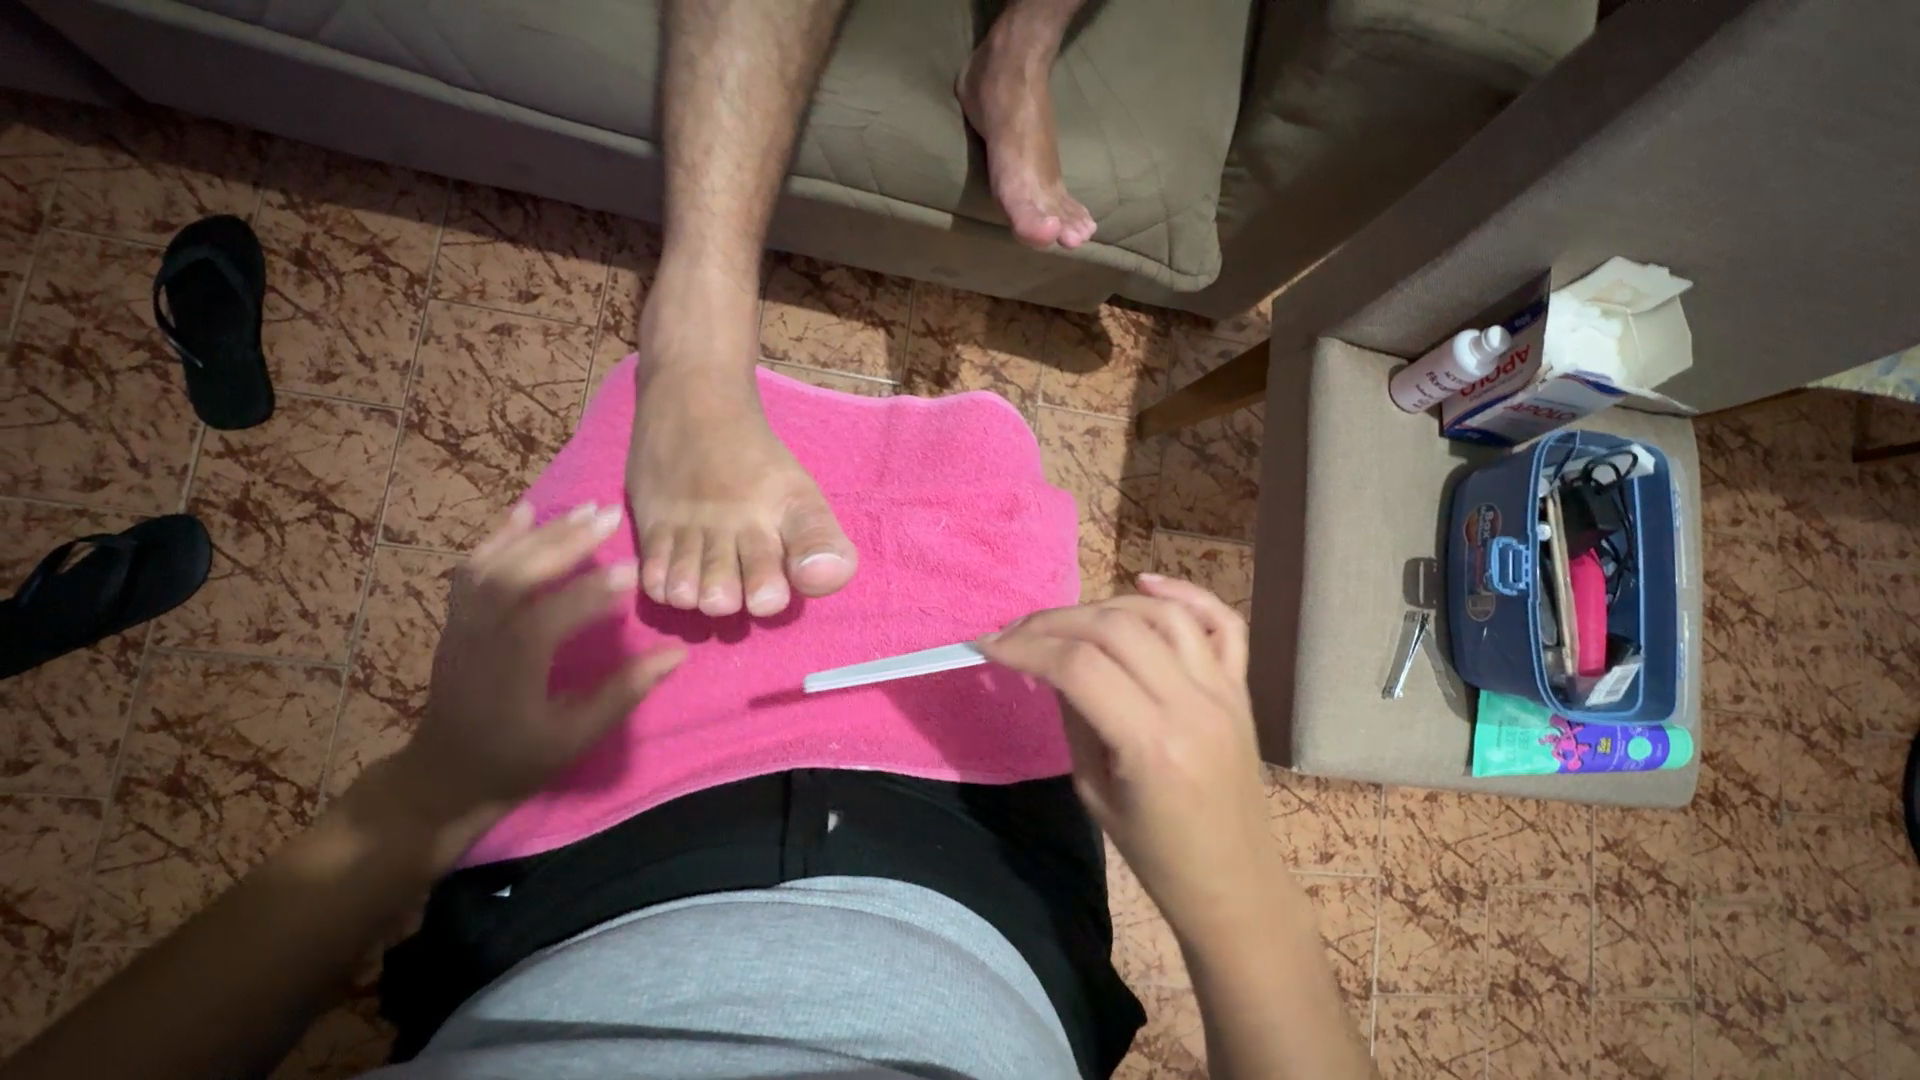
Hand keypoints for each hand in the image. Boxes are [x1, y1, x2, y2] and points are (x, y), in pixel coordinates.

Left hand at [394, 502, 685, 823]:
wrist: (447, 773)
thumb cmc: (518, 758)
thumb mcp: (577, 737)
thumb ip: (624, 692)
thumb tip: (676, 654)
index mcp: (510, 671)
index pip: (552, 617)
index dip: (594, 591)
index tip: (634, 569)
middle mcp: (480, 639)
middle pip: (516, 576)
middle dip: (563, 542)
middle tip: (606, 516)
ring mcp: (461, 626)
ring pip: (494, 565)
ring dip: (538, 533)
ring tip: (582, 510)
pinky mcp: (456, 620)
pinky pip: (471, 570)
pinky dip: (497, 537)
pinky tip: (525, 512)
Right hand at [978, 574, 1273, 933]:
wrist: (1234, 883)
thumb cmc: (1156, 855)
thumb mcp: (1094, 790)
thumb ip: (1075, 718)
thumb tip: (1051, 664)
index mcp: (1152, 745)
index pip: (1079, 667)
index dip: (1026, 647)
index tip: (989, 646)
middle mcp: (1193, 705)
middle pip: (1115, 628)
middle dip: (1054, 622)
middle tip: (1015, 633)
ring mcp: (1224, 691)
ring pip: (1162, 614)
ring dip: (1104, 605)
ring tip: (1067, 622)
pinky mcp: (1241, 688)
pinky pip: (1222, 623)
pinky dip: (1184, 593)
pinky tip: (1146, 583)